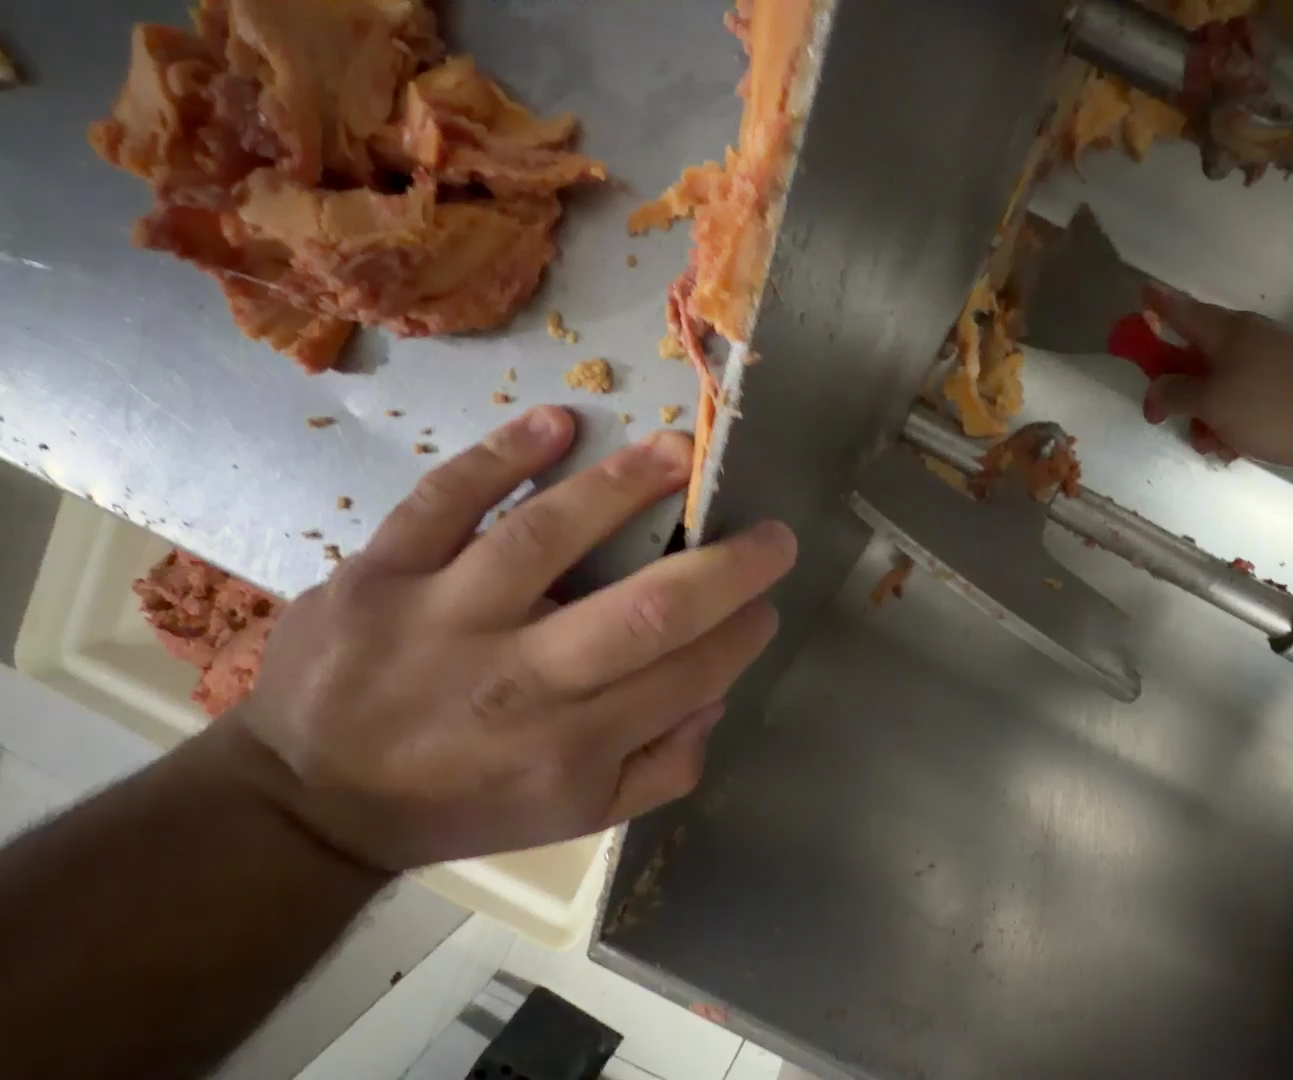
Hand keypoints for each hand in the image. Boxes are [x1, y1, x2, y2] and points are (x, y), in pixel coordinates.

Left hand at [213, 406, 796, 872]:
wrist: (310, 800)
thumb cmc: (467, 802)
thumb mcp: (579, 817)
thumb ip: (664, 766)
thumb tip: (717, 695)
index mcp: (573, 748)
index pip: (688, 675)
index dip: (742, 632)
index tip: (766, 602)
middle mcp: (519, 684)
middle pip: (643, 614)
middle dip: (724, 568)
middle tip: (773, 535)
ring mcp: (443, 620)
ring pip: (544, 538)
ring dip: (623, 487)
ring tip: (680, 451)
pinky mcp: (378, 575)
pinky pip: (443, 501)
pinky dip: (500, 456)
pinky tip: (560, 424)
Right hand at [1140, 286, 1292, 482]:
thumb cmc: (1275, 408)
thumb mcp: (1213, 402)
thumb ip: (1175, 393)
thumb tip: (1156, 389)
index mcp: (1228, 331)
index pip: (1182, 310)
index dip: (1157, 305)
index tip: (1139, 295)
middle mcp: (1252, 340)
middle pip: (1198, 355)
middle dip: (1177, 386)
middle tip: (1161, 415)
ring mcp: (1275, 366)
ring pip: (1222, 387)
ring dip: (1205, 415)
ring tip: (1209, 446)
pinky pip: (1247, 404)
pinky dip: (1233, 424)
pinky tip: (1235, 450)